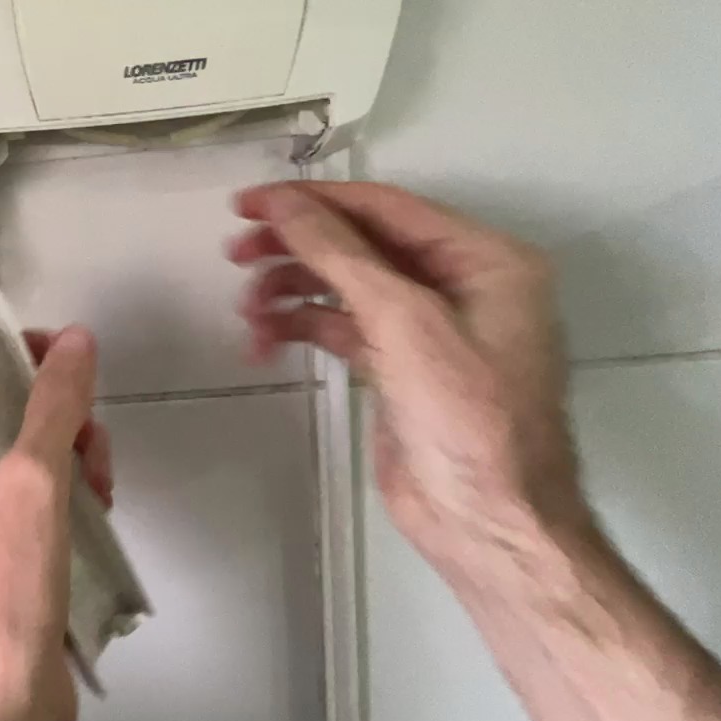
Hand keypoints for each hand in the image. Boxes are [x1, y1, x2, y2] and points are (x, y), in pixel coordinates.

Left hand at [0, 326, 109, 720]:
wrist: (0, 706)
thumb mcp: (30, 479)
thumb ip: (53, 404)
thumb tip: (74, 339)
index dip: (21, 360)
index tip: (74, 359)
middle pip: (7, 417)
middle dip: (60, 425)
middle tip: (93, 450)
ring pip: (31, 460)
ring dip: (74, 465)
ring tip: (100, 495)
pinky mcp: (2, 555)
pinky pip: (41, 503)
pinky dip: (71, 502)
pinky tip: (97, 521)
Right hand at [228, 180, 586, 562]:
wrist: (485, 520)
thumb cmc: (464, 418)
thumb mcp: (404, 322)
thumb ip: (340, 255)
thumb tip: (284, 203)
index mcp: (481, 260)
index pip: (382, 207)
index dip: (311, 200)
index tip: (246, 205)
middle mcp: (454, 283)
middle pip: (356, 243)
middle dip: (293, 246)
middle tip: (235, 255)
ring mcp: (422, 325)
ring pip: (338, 284)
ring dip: (287, 291)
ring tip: (247, 311)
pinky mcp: (392, 362)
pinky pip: (333, 326)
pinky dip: (296, 329)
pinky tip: (263, 344)